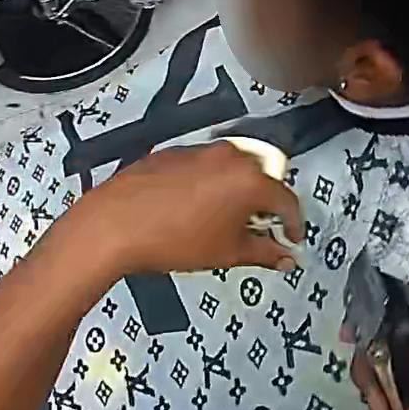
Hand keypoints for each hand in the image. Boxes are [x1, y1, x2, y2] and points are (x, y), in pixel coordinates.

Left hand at [60, 142, 301, 278]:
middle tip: (257, 228)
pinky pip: (205, 166)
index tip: (292, 237)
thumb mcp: (228, 253)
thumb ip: (265, 253)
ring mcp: (201, 151)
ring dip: (237, 191)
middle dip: (265, 203)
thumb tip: (285, 258)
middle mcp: (231, 157)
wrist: (114, 225)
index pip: (287, 200)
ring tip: (221, 221)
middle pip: (263, 178)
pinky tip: (193, 209)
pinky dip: (210, 183)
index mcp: (251, 180)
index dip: (294, 223)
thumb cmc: (171, 239)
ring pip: (234, 168)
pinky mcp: (176, 152)